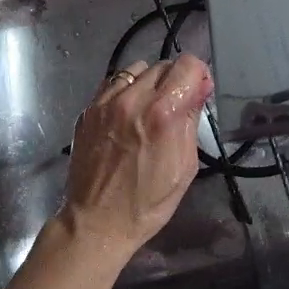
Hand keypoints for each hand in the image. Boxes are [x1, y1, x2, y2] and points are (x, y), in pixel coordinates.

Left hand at [58, 55, 212, 256]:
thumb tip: (199, 88)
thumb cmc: (147, 203)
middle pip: (163, 65)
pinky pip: (113, 83)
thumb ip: (192, 120)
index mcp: (162, 113)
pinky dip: (125, 90)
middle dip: (175, 80)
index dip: (199, 75)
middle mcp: (133, 99)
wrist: (96, 224)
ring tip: (148, 107)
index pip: (188, 65)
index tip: (199, 93)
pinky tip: (127, 113)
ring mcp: (106, 102)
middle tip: (175, 105)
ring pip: (137, 69)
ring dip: (149, 83)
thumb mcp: (185, 167)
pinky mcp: (88, 109)